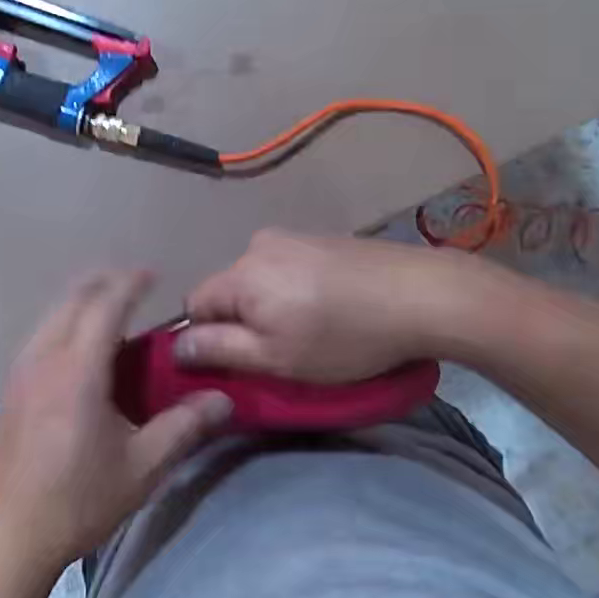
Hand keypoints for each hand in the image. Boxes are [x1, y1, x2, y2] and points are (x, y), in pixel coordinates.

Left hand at [0, 270, 230, 575]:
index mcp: (77, 370)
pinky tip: (81, 349)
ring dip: (83, 301)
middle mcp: (43, 358)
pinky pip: (41, 334)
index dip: (131, 284)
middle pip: (73, 299)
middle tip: (136, 285)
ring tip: (112, 311)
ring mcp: (21, 371)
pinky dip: (66, 322)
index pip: (105, 306)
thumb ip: (184, 426)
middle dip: (105, 283)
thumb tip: (224, 399)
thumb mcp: (142, 466)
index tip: (153, 274)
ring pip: (53, 315)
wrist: (9, 534)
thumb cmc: (78, 499)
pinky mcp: (11, 388)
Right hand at [177, 229, 510, 381]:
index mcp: (240, 274)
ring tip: (313, 328)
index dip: (209, 337)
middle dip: (243, 321)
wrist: (423, 294)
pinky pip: (287, 268)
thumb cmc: (343, 336)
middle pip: (227, 290)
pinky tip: (331, 305)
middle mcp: (257, 245)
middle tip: (283, 350)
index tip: (244, 360)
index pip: (193, 304)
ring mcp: (292, 237)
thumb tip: (175, 346)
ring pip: (259, 280)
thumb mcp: (275, 357)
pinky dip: (296, 290)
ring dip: (271, 305)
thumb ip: (218, 350)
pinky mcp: (322, 238)